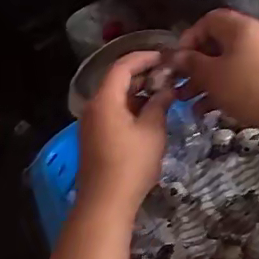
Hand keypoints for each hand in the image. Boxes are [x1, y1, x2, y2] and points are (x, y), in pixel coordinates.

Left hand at [76, 52, 170, 213]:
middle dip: (142, 76)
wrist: (105, 202)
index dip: (144, 57)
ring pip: (115, 99)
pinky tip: (148, 117)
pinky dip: (130, 109)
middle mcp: (93, 107)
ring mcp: (90, 124)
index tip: (165, 56)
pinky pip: (112, 114)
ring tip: (162, 96)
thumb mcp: (152, 131)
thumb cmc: (131, 164)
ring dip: (137, 94)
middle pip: (116, 81)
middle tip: (167, 76)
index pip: (122, 66)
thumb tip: (166, 90)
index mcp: (105, 99)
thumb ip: (159, 105)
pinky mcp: (93, 138)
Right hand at [177, 9, 258, 137]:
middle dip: (194, 67)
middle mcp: (251, 37)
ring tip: (187, 103)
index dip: (189, 38)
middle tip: (178, 86)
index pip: (208, 21)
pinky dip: (222, 91)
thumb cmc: (248, 88)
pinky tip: (206, 111)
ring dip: (204, 83)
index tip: (178, 61)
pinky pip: (239, 79)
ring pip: (225, 65)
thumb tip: (177, 56)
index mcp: (238, 27)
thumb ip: (191, 64)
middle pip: (216, 45)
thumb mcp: (213, 75)